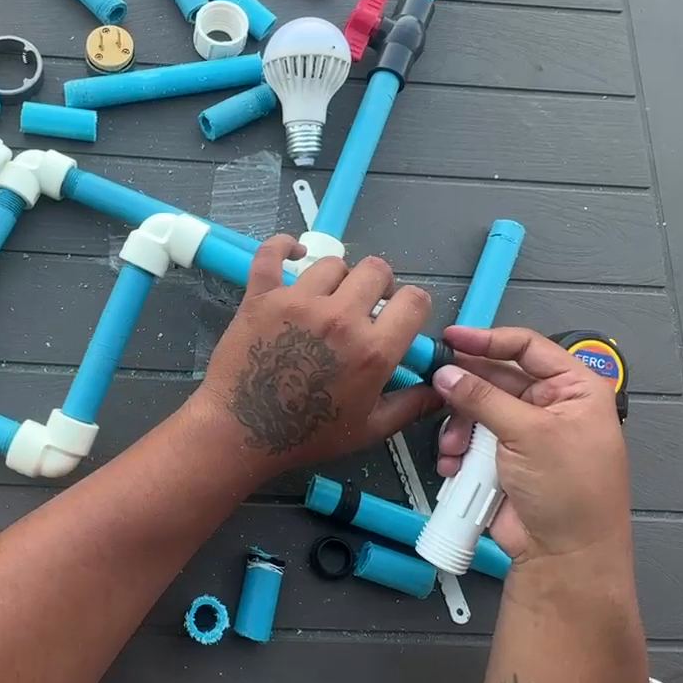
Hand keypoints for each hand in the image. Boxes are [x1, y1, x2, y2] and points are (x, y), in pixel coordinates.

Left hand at [189, 235, 440, 475]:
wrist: (241, 431)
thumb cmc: (306, 435)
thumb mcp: (369, 429)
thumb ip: (410, 406)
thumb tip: (441, 390)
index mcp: (373, 350)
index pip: (414, 300)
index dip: (412, 305)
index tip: (399, 314)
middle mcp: (340, 317)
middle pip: (376, 271)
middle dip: (378, 285)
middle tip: (364, 305)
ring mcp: (298, 302)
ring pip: (332, 263)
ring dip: (336, 277)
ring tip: (328, 297)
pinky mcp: (261, 296)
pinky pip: (271, 253)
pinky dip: (282, 246)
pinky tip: (293, 251)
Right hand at [433, 326, 629, 565]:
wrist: (564, 556)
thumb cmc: (568, 489)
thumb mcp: (528, 433)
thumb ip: (482, 398)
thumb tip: (445, 373)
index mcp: (575, 389)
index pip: (527, 348)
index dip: (488, 340)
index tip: (451, 338)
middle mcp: (551, 405)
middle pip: (496, 379)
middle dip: (466, 392)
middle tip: (437, 391)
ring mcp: (525, 433)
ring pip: (477, 411)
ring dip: (460, 428)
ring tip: (454, 449)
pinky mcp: (503, 459)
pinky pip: (471, 440)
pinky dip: (459, 450)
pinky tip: (455, 465)